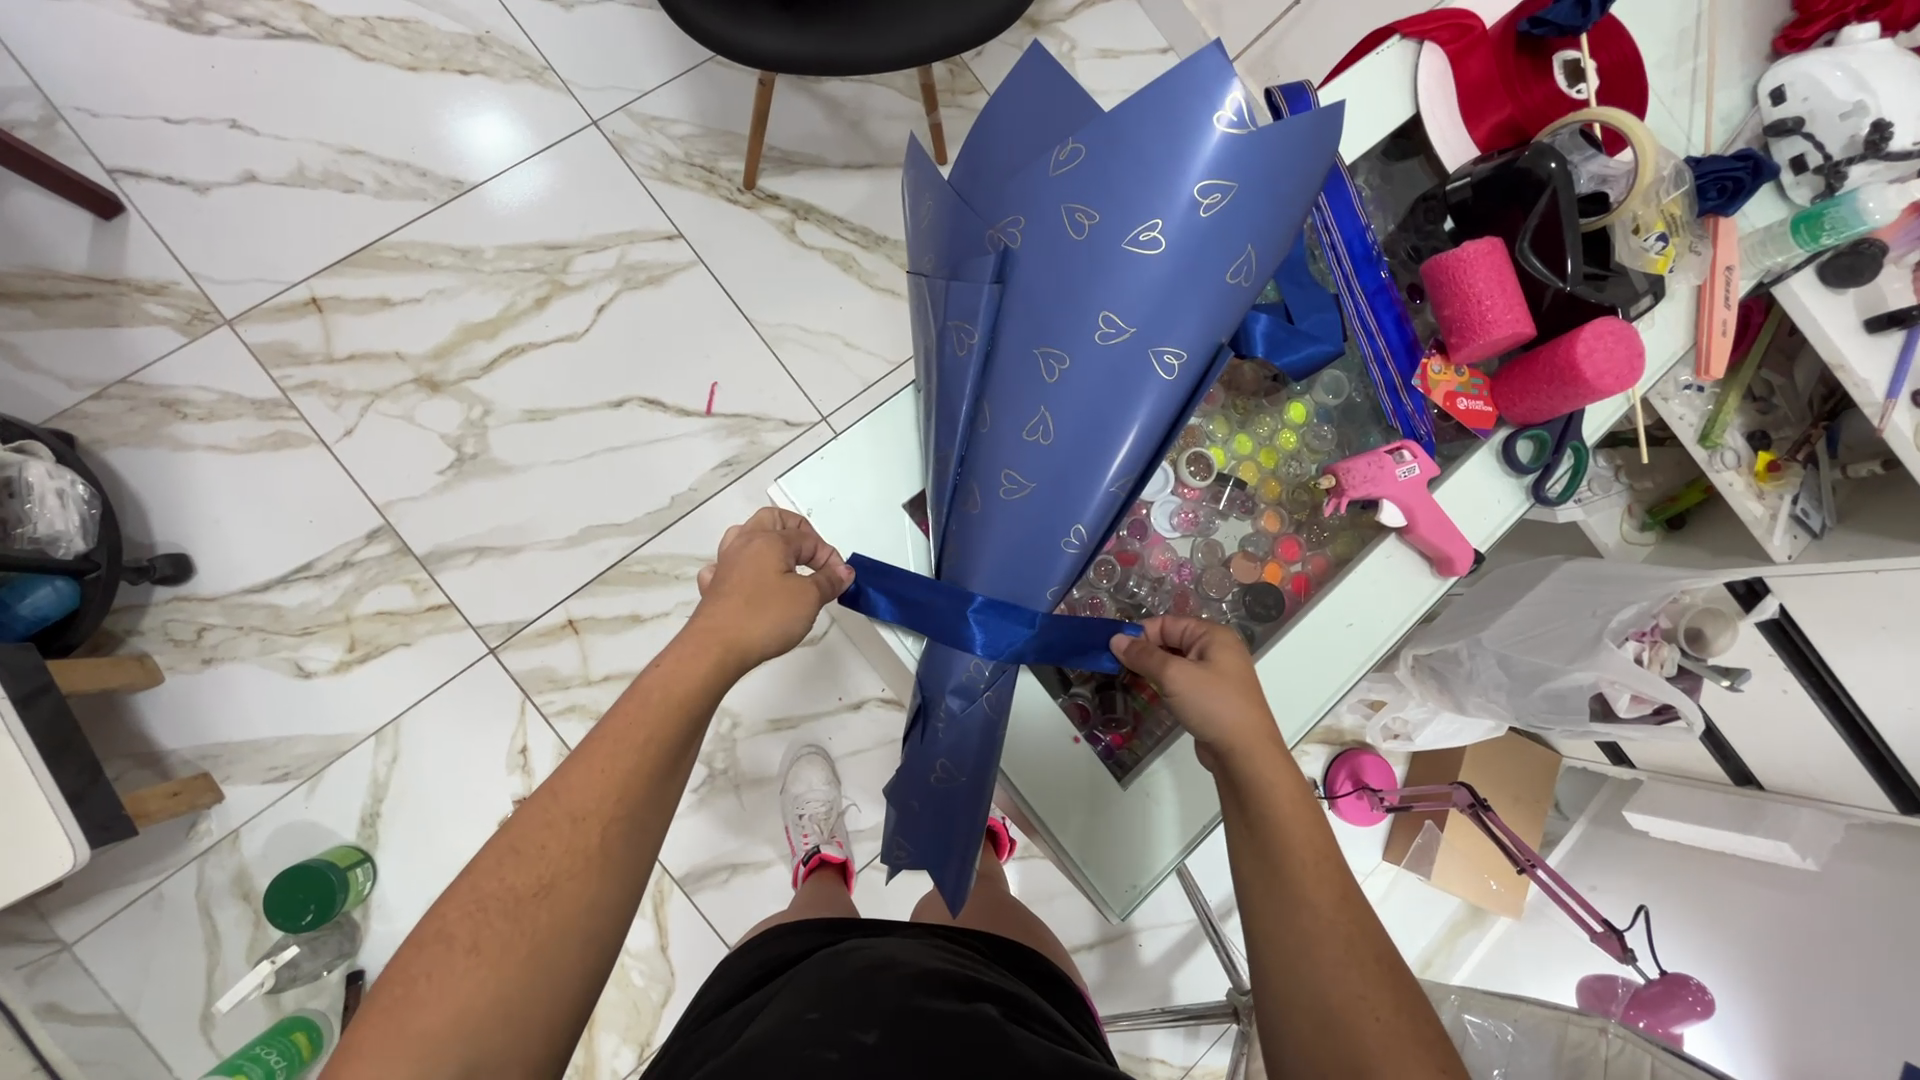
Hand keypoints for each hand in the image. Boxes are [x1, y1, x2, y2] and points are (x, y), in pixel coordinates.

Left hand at [689, 508, 853, 672]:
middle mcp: (744, 544)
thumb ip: (828, 581)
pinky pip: (725, 564)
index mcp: (769, 540)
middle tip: (813, 553)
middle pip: (772, 519)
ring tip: (783, 560)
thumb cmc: (763, 618)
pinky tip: (749, 579)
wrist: (717, 648)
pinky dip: (740, 566)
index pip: (809, 538)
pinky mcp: (715, 587)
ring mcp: (725, 564)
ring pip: (744, 535)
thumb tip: (843, 571)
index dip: (829, 557)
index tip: (840, 578)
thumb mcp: (809, 598)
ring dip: (767, 541)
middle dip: (797, 530)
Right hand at [1110, 616, 1283, 772]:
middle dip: (1143, 651)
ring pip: (1174, 663)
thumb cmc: (1212, 705)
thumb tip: (1115, 639)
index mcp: (1212, 635)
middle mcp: (1216, 649)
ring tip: (1125, 678)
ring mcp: (1214, 674)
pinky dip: (1163, 684)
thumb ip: (1143, 655)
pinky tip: (1147, 692)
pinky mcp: (1210, 696)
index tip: (1113, 648)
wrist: (1245, 752)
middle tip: (1115, 665)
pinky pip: (1181, 681)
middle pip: (1171, 641)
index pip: (1167, 623)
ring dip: (1151, 668)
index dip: (1140, 633)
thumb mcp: (1173, 675)